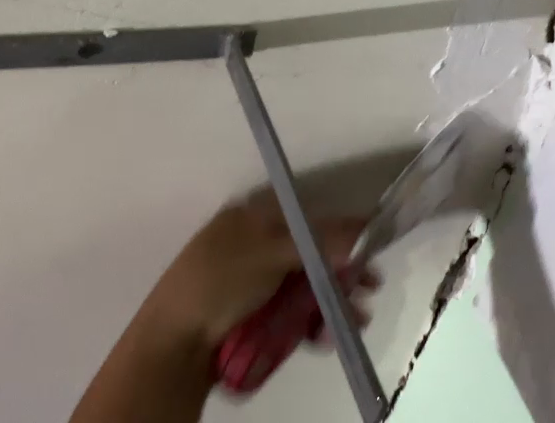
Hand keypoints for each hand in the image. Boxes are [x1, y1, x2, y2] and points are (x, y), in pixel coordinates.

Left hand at [141, 190, 376, 348]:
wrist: (179, 336)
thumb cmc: (221, 280)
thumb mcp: (271, 252)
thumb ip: (318, 241)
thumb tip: (363, 227)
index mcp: (252, 217)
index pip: (305, 217)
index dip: (341, 230)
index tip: (374, 246)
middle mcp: (256, 245)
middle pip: (311, 255)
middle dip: (342, 273)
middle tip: (369, 290)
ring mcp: (257, 283)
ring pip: (307, 288)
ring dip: (335, 303)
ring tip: (355, 319)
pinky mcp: (258, 316)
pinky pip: (295, 314)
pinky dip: (314, 323)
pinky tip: (327, 337)